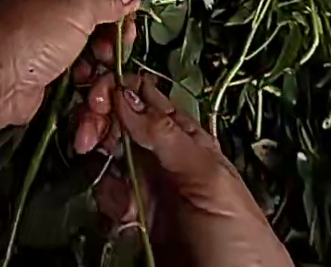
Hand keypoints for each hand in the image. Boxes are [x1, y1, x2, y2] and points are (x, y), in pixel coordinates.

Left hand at [0, 0, 139, 127]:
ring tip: (105, 59)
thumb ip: (109, 0)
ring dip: (102, 48)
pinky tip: (87, 75)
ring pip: (89, 33)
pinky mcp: (47, 57)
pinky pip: (78, 57)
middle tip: (124, 39)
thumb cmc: (34, 33)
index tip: (134, 4)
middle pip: (94, 4)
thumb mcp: (78, 9)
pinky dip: (86, 66)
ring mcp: (47, 27)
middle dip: (112, 23)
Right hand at [83, 74, 290, 266]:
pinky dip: (106, 199)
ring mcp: (148, 189)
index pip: (143, 95)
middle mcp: (162, 156)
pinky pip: (109, 197)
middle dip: (97, 119)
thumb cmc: (243, 244)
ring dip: (97, 156)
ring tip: (99, 170)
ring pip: (109, 154)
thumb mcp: (209, 179)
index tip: (95, 96)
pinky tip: (120, 212)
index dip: (116, 87)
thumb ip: (166, 134)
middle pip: (118, 120)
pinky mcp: (136, 223)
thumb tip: (124, 94)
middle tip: (86, 135)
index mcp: (184, 136)